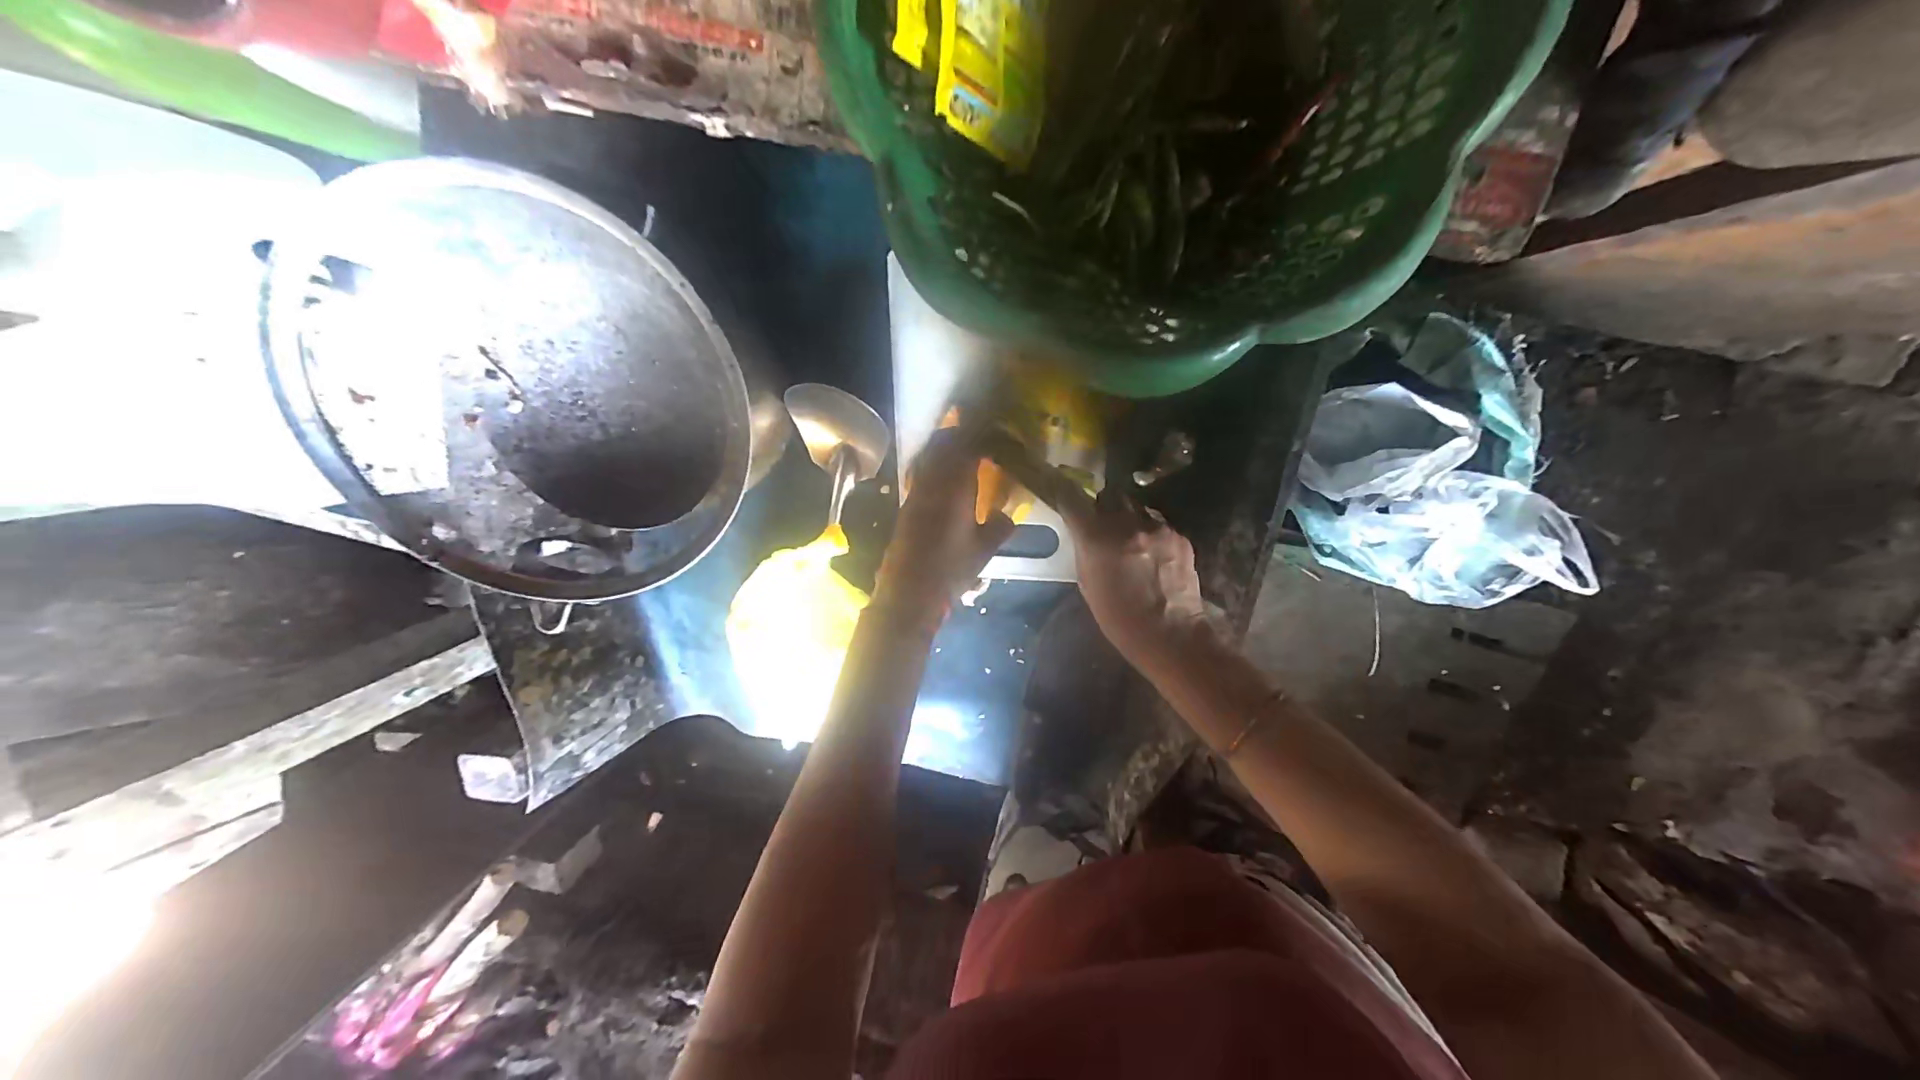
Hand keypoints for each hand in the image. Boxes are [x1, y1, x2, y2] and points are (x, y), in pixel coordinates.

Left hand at [873, 429, 1015, 628]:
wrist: (908, 593)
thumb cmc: (950, 570)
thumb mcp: (983, 550)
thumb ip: (998, 527)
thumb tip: (1007, 515)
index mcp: (954, 487)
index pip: (967, 445)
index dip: (982, 433)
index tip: (997, 430)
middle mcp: (931, 483)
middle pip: (943, 444)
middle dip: (961, 433)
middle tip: (980, 432)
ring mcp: (915, 493)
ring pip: (930, 457)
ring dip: (946, 448)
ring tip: (965, 449)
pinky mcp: (906, 507)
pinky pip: (922, 473)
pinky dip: (936, 466)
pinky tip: (947, 478)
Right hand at [1055, 484, 1213, 675]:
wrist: (1171, 634)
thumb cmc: (1119, 618)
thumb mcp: (1087, 583)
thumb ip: (1084, 550)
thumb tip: (1083, 531)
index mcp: (1096, 538)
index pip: (1073, 498)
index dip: (1065, 491)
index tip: (1060, 489)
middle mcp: (1126, 524)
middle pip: (1110, 495)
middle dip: (1104, 505)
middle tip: (1102, 523)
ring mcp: (1156, 527)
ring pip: (1136, 508)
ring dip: (1128, 518)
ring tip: (1130, 541)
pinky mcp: (1178, 535)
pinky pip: (1157, 523)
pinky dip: (1150, 533)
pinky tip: (1152, 555)